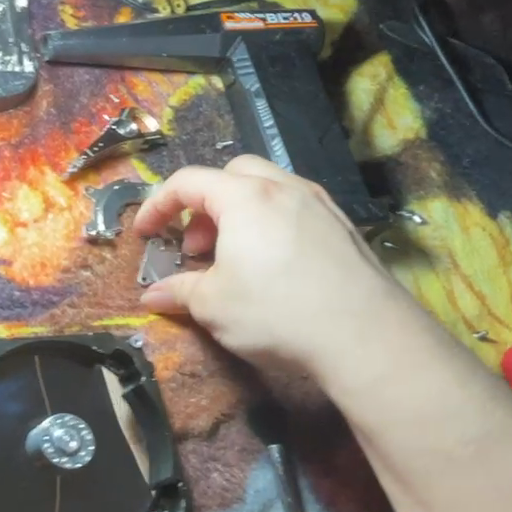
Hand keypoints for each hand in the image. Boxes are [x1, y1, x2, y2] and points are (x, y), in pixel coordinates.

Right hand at [135, 156, 413, 376]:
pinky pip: (296, 209)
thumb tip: (152, 295)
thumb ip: (178, 291)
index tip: (145, 234)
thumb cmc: (276, 312)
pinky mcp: (344, 229)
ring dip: (239, 213)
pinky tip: (272, 266)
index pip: (187, 182)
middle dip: (204, 202)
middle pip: (232, 173)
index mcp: (245, 198)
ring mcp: (320, 206)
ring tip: (233, 256)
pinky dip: (271, 225)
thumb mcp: (212, 305)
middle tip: (196, 244)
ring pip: (269, 188)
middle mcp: (284, 189)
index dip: (157, 205)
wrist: (366, 338)